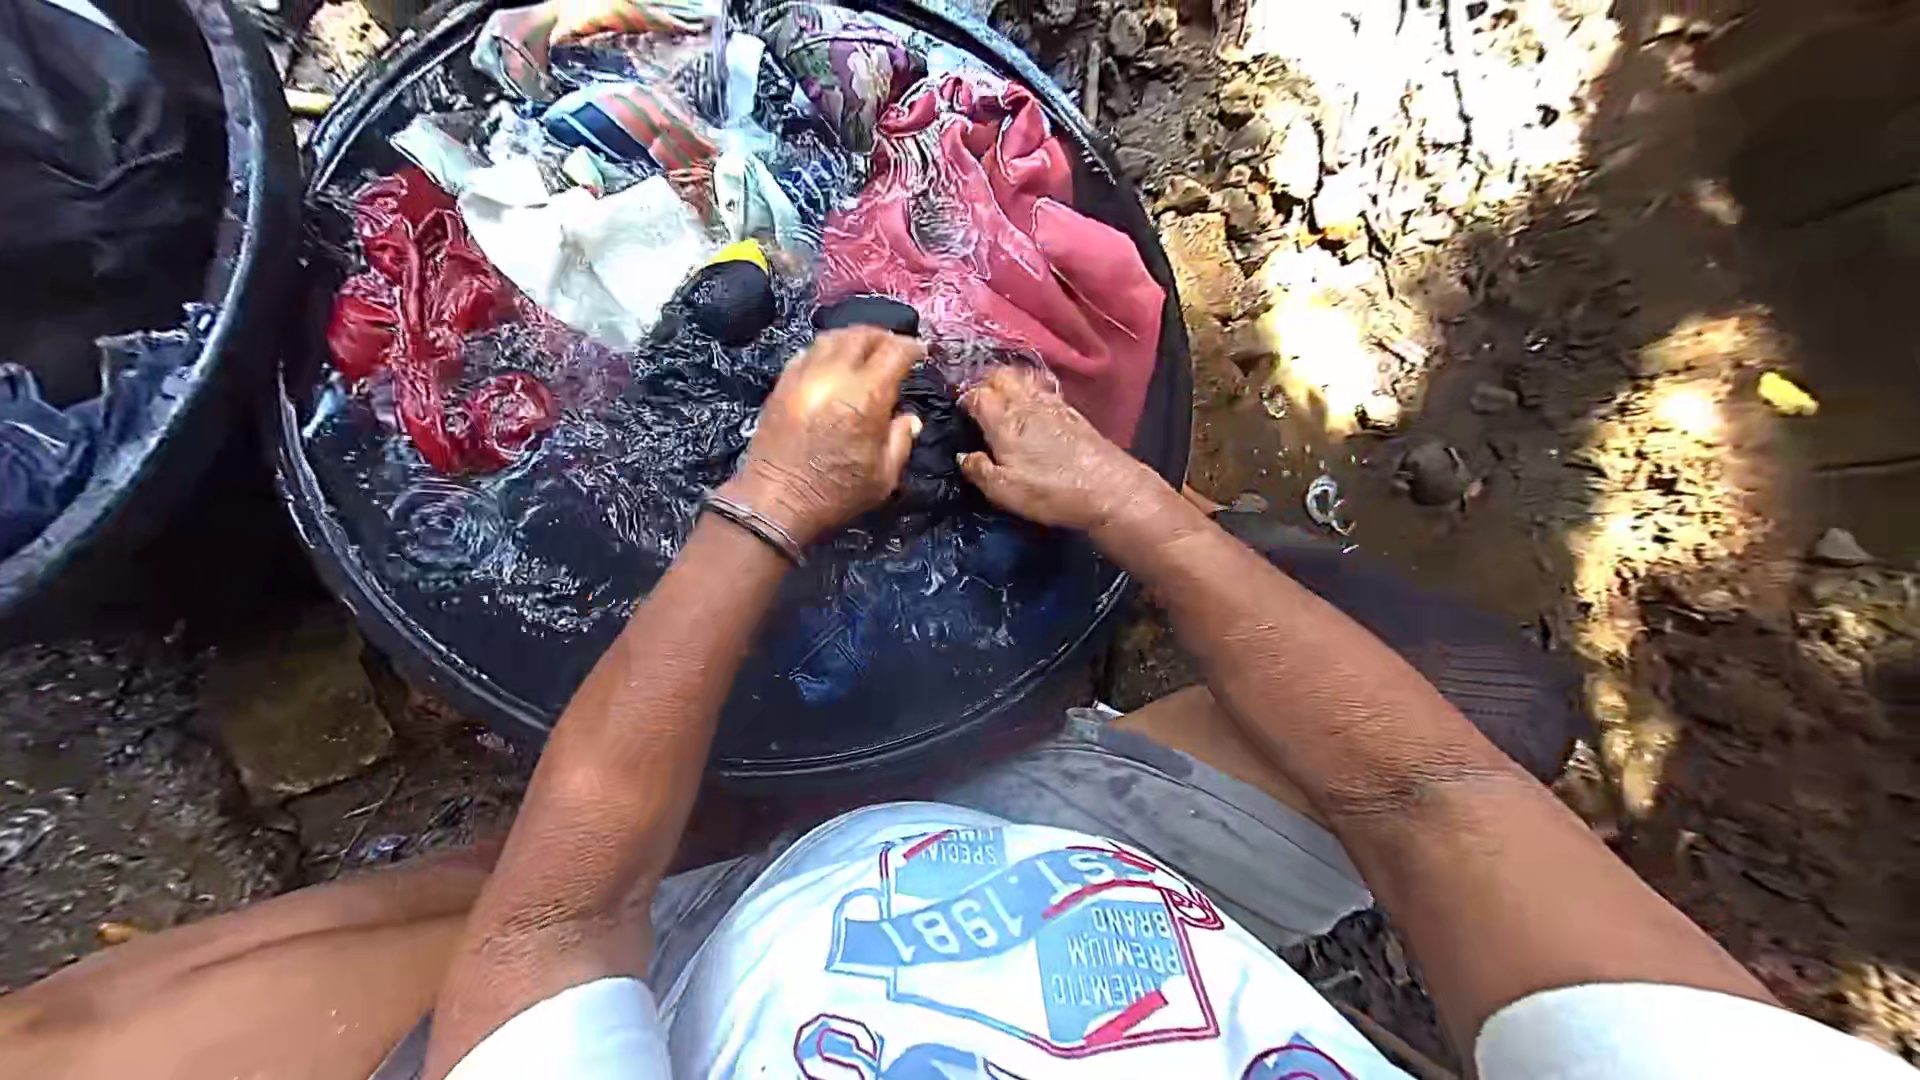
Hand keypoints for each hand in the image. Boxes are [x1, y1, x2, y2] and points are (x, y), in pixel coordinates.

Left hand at [724, 328, 925, 544]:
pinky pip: (808, 352)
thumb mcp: (884, 476)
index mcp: (866, 397)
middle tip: (894, 346)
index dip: (912, 347)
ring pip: (832, 337)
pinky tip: (833, 363)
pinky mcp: (782, 384)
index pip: (894, 352)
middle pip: (861, 335)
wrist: (777, 501)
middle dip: (883, 336)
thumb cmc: (836, 493)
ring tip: (865, 349)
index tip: (921, 352)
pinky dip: (826, 350)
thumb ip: (901, 440)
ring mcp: (804, 376)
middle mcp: (834, 376)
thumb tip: (909, 418)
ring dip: (853, 338)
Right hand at [958, 367, 1164, 531]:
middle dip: (986, 381)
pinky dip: (1032, 388)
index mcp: (1004, 423)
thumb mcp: (1004, 491)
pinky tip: (1033, 402)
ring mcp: (1053, 406)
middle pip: (1002, 376)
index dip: (965, 399)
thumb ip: (979, 470)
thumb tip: (963, 456)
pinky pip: (1045, 389)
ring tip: (1002, 394)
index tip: (960, 410)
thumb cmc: (1051, 492)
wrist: (1110, 489)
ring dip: (1010, 381)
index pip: (978, 396)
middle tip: (978, 396)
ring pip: (1025, 378)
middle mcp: (1027, 406)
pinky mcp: (1073, 413)